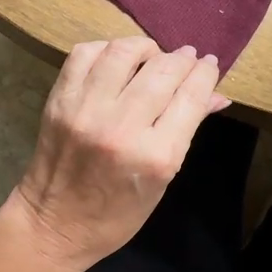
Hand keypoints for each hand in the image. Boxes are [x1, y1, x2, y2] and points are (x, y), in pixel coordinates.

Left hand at [6, 37, 228, 266]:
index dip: (205, 74)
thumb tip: (217, 95)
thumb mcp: (163, 180)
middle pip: (162, 70)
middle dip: (181, 60)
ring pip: (123, 52)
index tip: (209, 64)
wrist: (54, 224)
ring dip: (144, 47)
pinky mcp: (60, 101)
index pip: (191, 96)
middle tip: (185, 59)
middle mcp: (122, 127)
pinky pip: (84, 54)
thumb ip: (187, 131)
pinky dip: (105, 49)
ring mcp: (86, 110)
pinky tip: (115, 60)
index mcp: (156, 155)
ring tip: (151, 56)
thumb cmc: (118, 214)